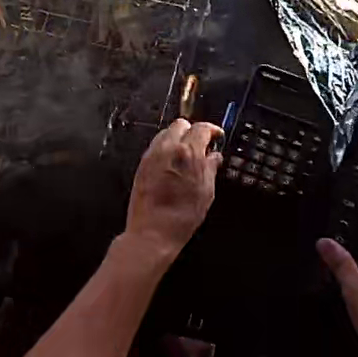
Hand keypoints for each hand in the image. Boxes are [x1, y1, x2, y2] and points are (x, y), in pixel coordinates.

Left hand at [122, 118, 222, 261]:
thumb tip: (214, 158)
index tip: (216, 135)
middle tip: (201, 144)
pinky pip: (155, 147)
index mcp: (188, 153)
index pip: (202, 128)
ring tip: (186, 154)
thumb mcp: (206, 192)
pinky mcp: (142, 164)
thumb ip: (211, 169)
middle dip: (192, 130)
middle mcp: (168, 149)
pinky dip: (165, 148)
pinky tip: (172, 163)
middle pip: (181, 124)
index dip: (212, 130)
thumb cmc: (180, 217)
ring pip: (166, 133)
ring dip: (178, 138)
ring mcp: (152, 155)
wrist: (153, 232)